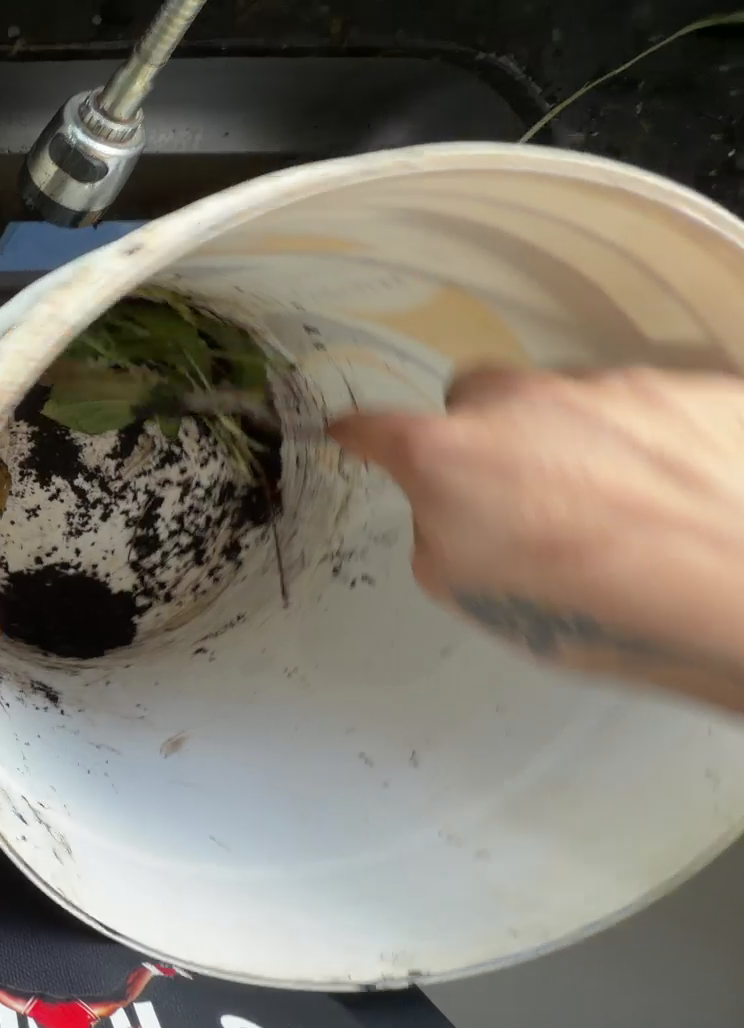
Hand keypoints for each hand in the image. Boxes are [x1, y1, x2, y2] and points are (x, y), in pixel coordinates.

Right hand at [329, 367, 743, 705]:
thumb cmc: (583, 608)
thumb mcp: (456, 583)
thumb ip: (436, 522)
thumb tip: (459, 501)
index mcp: (443, 452)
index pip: (369, 427)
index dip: (355, 435)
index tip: (350, 437)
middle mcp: (521, 402)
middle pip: (475, 395)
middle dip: (481, 431)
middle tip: (515, 488)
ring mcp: (619, 387)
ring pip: (568, 400)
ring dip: (572, 437)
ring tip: (624, 504)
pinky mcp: (707, 389)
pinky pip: (654, 407)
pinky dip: (653, 441)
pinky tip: (684, 495)